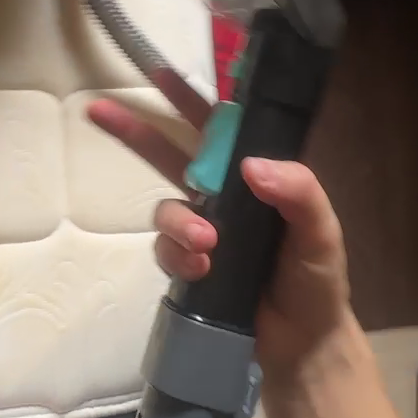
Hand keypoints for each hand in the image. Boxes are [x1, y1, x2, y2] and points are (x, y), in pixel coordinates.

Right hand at [86, 71, 351, 377]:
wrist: (302, 342)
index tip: (159, 74)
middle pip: (168, 153)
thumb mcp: (320, 231)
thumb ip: (298, 192)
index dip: (188, 100)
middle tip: (97, 110)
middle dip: (133, 132)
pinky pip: (165, 249)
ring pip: (165, 208)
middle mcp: (220, 195)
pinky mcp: (186, 261)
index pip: (218, 128)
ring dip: (178, 221)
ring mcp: (199, 228)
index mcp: (252, 176)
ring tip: (206, 243)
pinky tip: (201, 268)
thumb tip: (251, 166)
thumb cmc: (315, 277)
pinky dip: (178, 255)